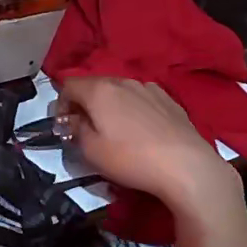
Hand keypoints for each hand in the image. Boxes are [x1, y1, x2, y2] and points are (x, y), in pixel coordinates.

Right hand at [59, 76, 240, 212]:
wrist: (186, 166)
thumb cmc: (131, 158)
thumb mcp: (91, 151)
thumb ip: (75, 130)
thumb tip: (72, 120)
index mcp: (99, 90)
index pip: (68, 85)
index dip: (61, 105)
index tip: (65, 127)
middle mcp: (123, 81)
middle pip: (94, 85)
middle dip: (85, 105)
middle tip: (87, 131)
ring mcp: (149, 88)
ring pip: (119, 91)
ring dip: (110, 106)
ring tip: (116, 132)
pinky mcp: (169, 99)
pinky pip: (141, 98)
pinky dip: (132, 109)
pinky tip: (141, 131)